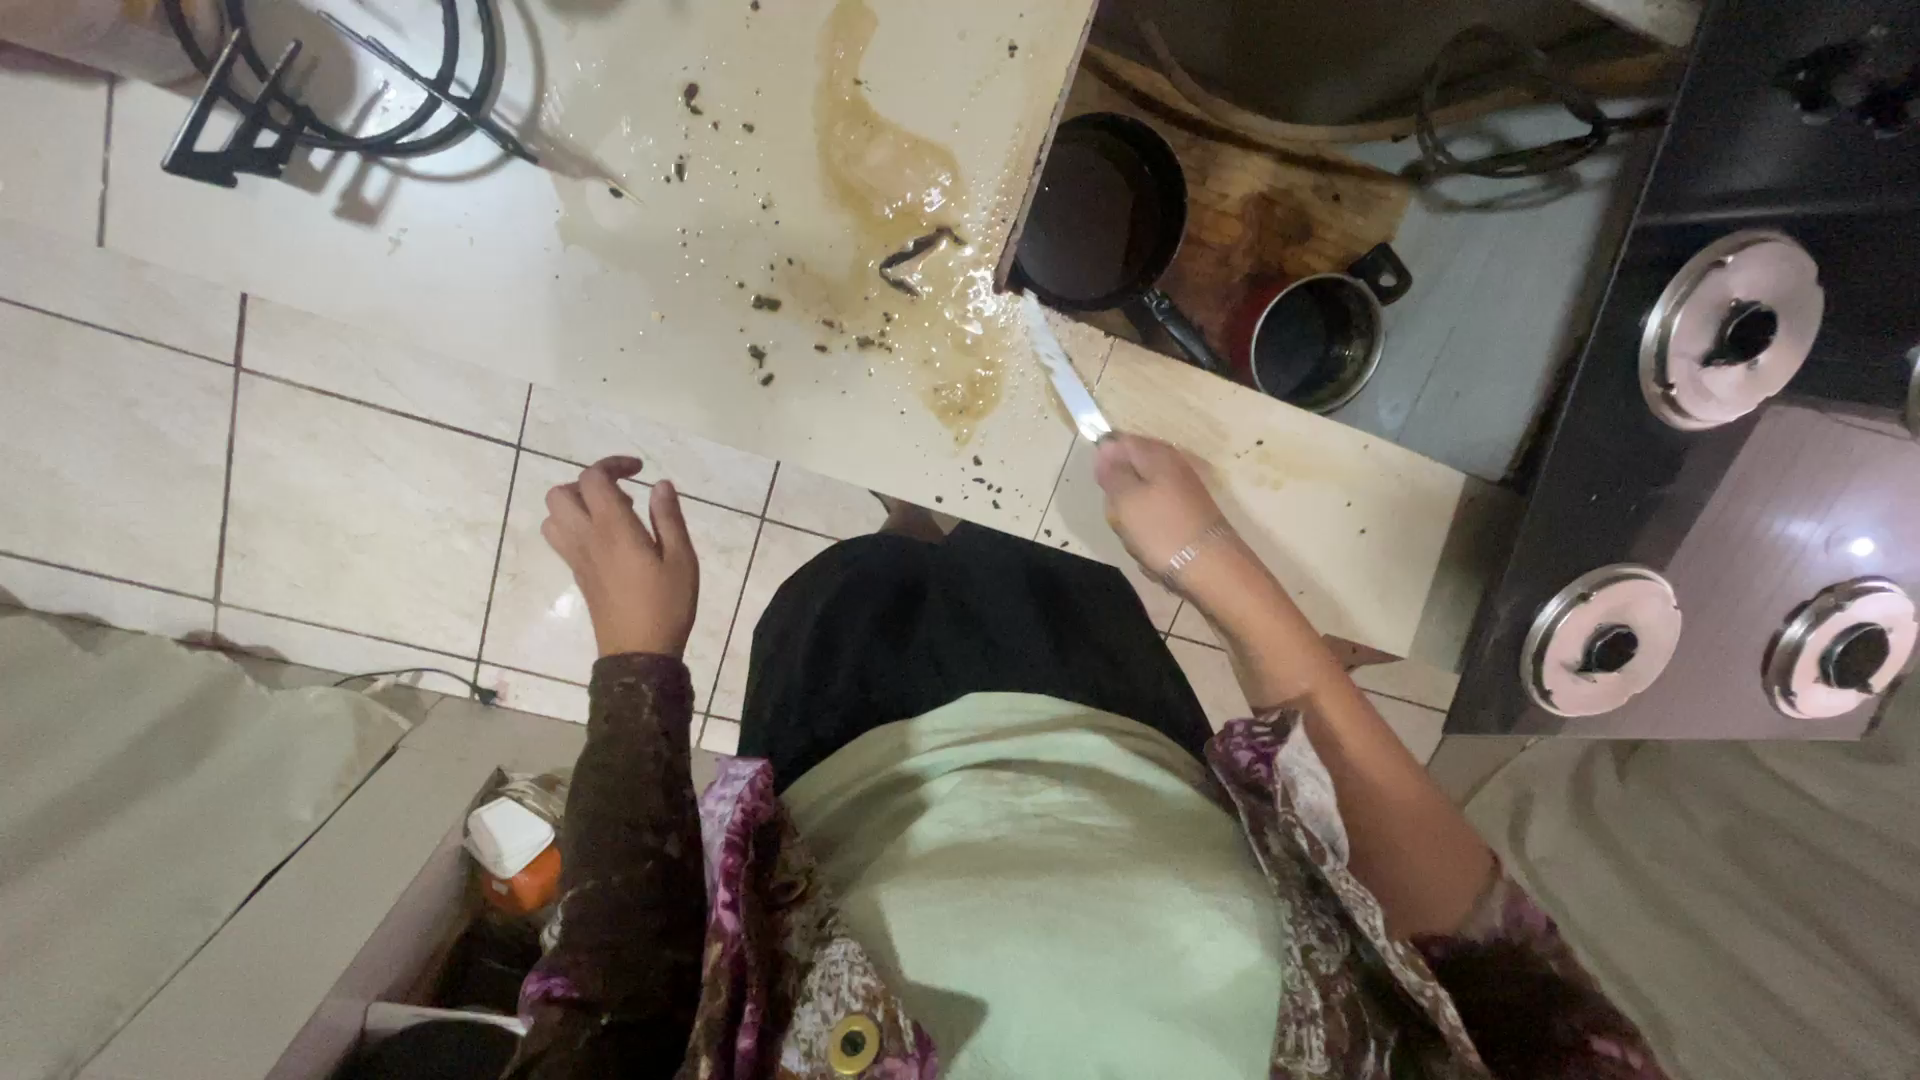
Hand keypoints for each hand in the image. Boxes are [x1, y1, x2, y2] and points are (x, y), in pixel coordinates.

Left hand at [541, 456, 699, 658]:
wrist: (639, 653)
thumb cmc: (668, 605)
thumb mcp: (682, 559)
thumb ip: (668, 518)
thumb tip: (660, 484)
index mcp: (614, 529)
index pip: (593, 479)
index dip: (613, 465)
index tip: (641, 470)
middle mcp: (587, 538)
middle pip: (561, 493)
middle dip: (588, 483)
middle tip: (623, 494)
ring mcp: (577, 558)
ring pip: (554, 516)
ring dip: (577, 505)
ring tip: (613, 515)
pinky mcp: (578, 574)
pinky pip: (561, 537)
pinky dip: (577, 525)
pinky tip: (610, 540)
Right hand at [1093, 433, 1229, 574]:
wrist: (1210, 567)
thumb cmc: (1161, 530)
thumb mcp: (1125, 499)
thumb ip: (1112, 471)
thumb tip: (1105, 448)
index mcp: (1157, 454)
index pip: (1120, 442)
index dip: (1105, 461)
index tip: (1102, 486)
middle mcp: (1174, 464)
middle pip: (1131, 469)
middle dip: (1118, 492)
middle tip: (1119, 513)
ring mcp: (1184, 488)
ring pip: (1141, 494)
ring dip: (1131, 514)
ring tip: (1135, 533)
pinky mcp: (1188, 511)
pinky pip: (1156, 513)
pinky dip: (1148, 526)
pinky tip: (1149, 542)